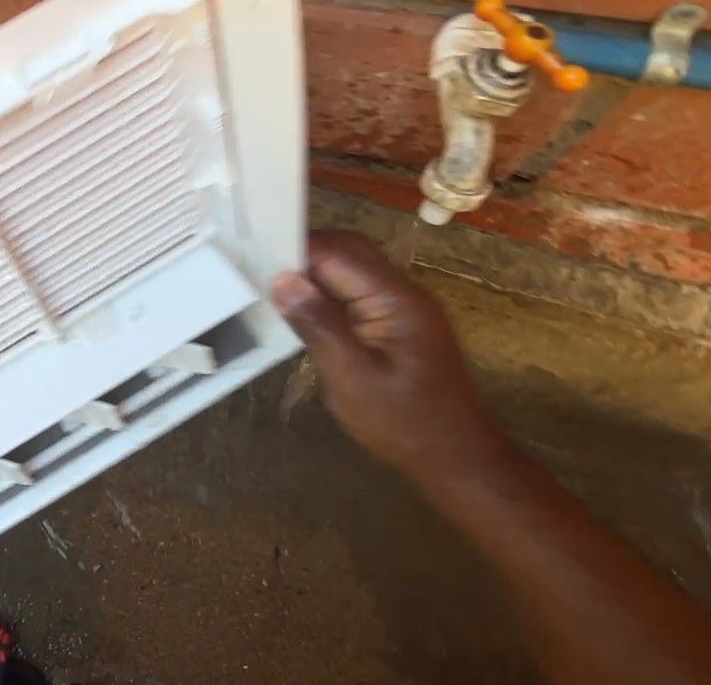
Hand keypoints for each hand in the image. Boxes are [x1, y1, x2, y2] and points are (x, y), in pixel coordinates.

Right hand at [270, 229, 510, 483]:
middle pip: (348, 249)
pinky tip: (304, 308)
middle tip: (260, 267)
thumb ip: (317, 324)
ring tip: (275, 285)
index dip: (295, 249)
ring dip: (315, 269)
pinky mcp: (398, 321)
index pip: (338, 253)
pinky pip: (358, 289)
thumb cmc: (402, 423)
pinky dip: (328, 289)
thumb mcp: (351, 377)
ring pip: (352, 266)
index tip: (254, 254)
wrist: (457, 460)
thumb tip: (281, 279)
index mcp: (395, 299)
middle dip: (304, 252)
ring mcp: (403, 306)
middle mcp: (402, 292)